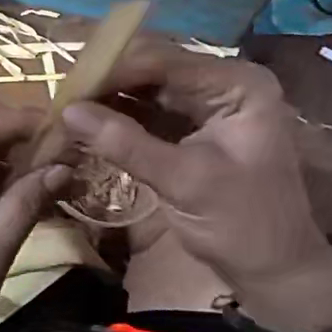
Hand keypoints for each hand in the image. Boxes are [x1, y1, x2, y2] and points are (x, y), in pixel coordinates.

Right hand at [58, 41, 331, 331]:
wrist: (273, 270)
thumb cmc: (242, 224)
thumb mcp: (183, 181)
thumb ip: (126, 143)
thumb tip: (66, 111)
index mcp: (236, 85)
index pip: (162, 62)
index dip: (110, 71)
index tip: (65, 89)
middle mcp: (219, 83)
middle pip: (147, 68)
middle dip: (102, 83)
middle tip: (58, 99)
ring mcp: (201, 103)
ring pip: (138, 88)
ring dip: (101, 99)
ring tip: (60, 110)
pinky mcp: (183, 125)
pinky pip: (139, 110)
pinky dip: (110, 117)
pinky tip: (80, 124)